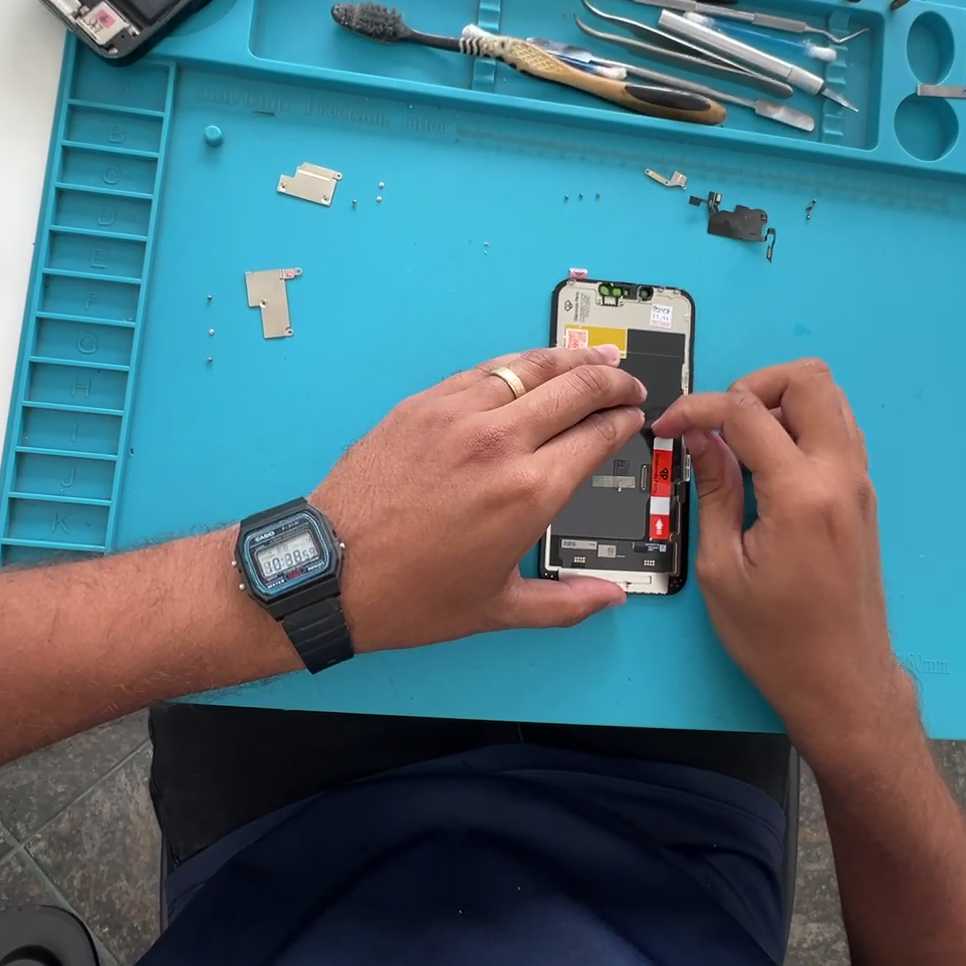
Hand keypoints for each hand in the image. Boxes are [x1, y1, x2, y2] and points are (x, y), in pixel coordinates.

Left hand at [312, 345, 645, 652]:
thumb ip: (566, 603)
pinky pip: (483, 370)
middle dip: (613, 379)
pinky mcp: (423, 404)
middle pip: (576, 387)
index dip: (624, 420)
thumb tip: (611, 600)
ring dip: (571, 359)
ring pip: (531, 366)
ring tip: (594, 356)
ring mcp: (458, 415)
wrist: (331, 572)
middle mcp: (501, 442)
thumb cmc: (411, 595)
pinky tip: (528, 366)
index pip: (597, 435)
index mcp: (529, 492)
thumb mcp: (498, 608)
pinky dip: (517, 363)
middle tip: (628, 381)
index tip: (635, 417)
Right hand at [653, 360, 913, 770]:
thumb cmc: (774, 638)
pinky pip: (836, 428)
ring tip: (736, 441)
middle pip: (810, 377)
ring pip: (830, 397)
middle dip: (751, 385)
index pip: (745, 412)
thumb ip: (713, 490)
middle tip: (715, 423)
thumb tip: (699, 438)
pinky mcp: (861, 495)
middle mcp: (841, 476)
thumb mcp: (723, 567)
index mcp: (801, 494)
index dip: (696, 408)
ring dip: (778, 401)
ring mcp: (859, 482)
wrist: (842, 682)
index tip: (666, 428)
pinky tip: (764, 460)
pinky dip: (798, 424)